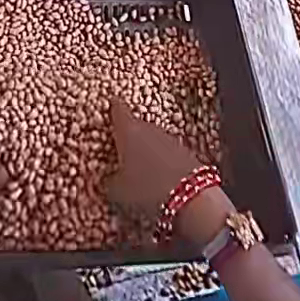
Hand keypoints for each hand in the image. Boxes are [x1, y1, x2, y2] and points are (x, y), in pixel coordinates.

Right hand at [104, 96, 204, 210]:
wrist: (192, 196)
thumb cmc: (147, 188)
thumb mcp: (119, 191)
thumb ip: (110, 182)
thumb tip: (107, 181)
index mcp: (129, 130)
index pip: (118, 110)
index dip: (113, 107)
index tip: (110, 103)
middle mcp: (150, 129)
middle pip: (137, 124)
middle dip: (130, 133)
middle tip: (120, 145)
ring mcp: (170, 139)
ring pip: (154, 138)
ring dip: (147, 147)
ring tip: (139, 165)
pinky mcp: (187, 153)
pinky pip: (168, 152)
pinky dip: (162, 159)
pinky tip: (158, 175)